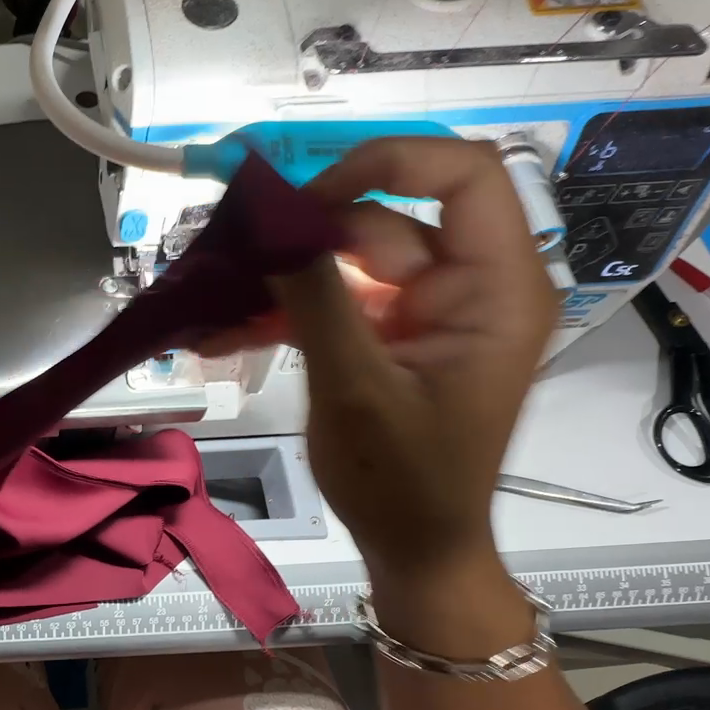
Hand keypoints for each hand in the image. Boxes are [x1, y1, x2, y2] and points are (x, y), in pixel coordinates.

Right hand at [206, 137, 557, 585]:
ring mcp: (424, 310)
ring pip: (346, 262)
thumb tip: (271, 224)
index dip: (388, 162)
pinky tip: (226, 333)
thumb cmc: (403, 478)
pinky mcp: (388, 336)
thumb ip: (317, 298)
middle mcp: (468, 284)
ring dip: (281, 283)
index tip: (307, 197)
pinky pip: (334, 302)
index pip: (464, 175)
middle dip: (305, 241)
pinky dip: (285, 315)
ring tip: (214, 306)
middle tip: (231, 260)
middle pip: (385, 221)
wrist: (413, 547)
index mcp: (496, 286)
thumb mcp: (355, 387)